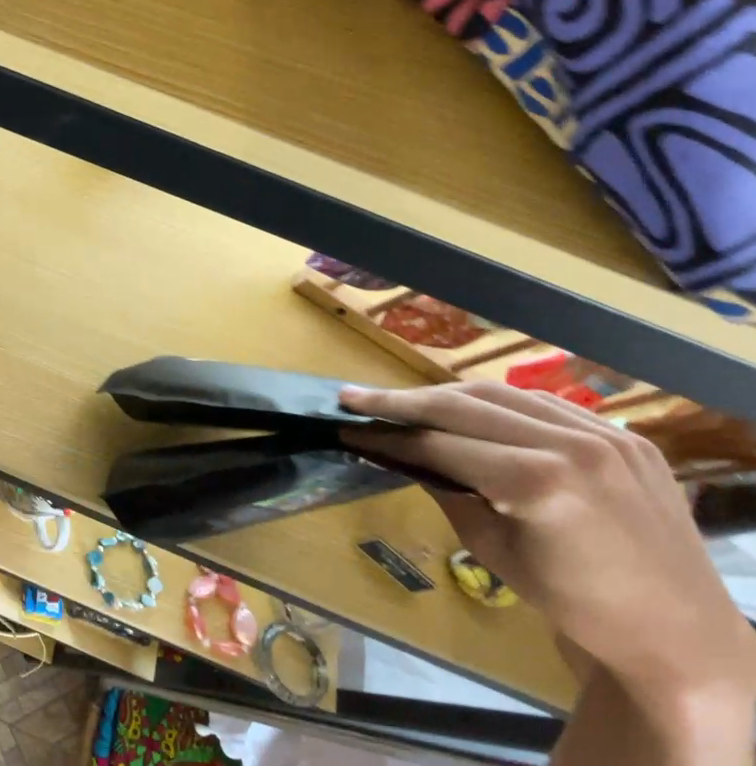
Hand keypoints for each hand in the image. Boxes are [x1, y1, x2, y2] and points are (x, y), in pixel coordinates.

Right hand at [341, 383, 755, 702]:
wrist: (677, 631)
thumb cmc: (572, 601)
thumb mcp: (490, 547)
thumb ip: (446, 489)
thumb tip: (398, 453)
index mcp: (536, 481)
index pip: (439, 443)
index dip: (387, 435)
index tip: (348, 428)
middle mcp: (572, 446)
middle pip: (464, 405)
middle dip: (402, 401)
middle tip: (354, 399)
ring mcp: (605, 436)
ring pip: (501, 394)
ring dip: (445, 395)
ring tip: (404, 401)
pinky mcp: (625, 437)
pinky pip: (544, 404)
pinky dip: (498, 402)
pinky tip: (470, 408)